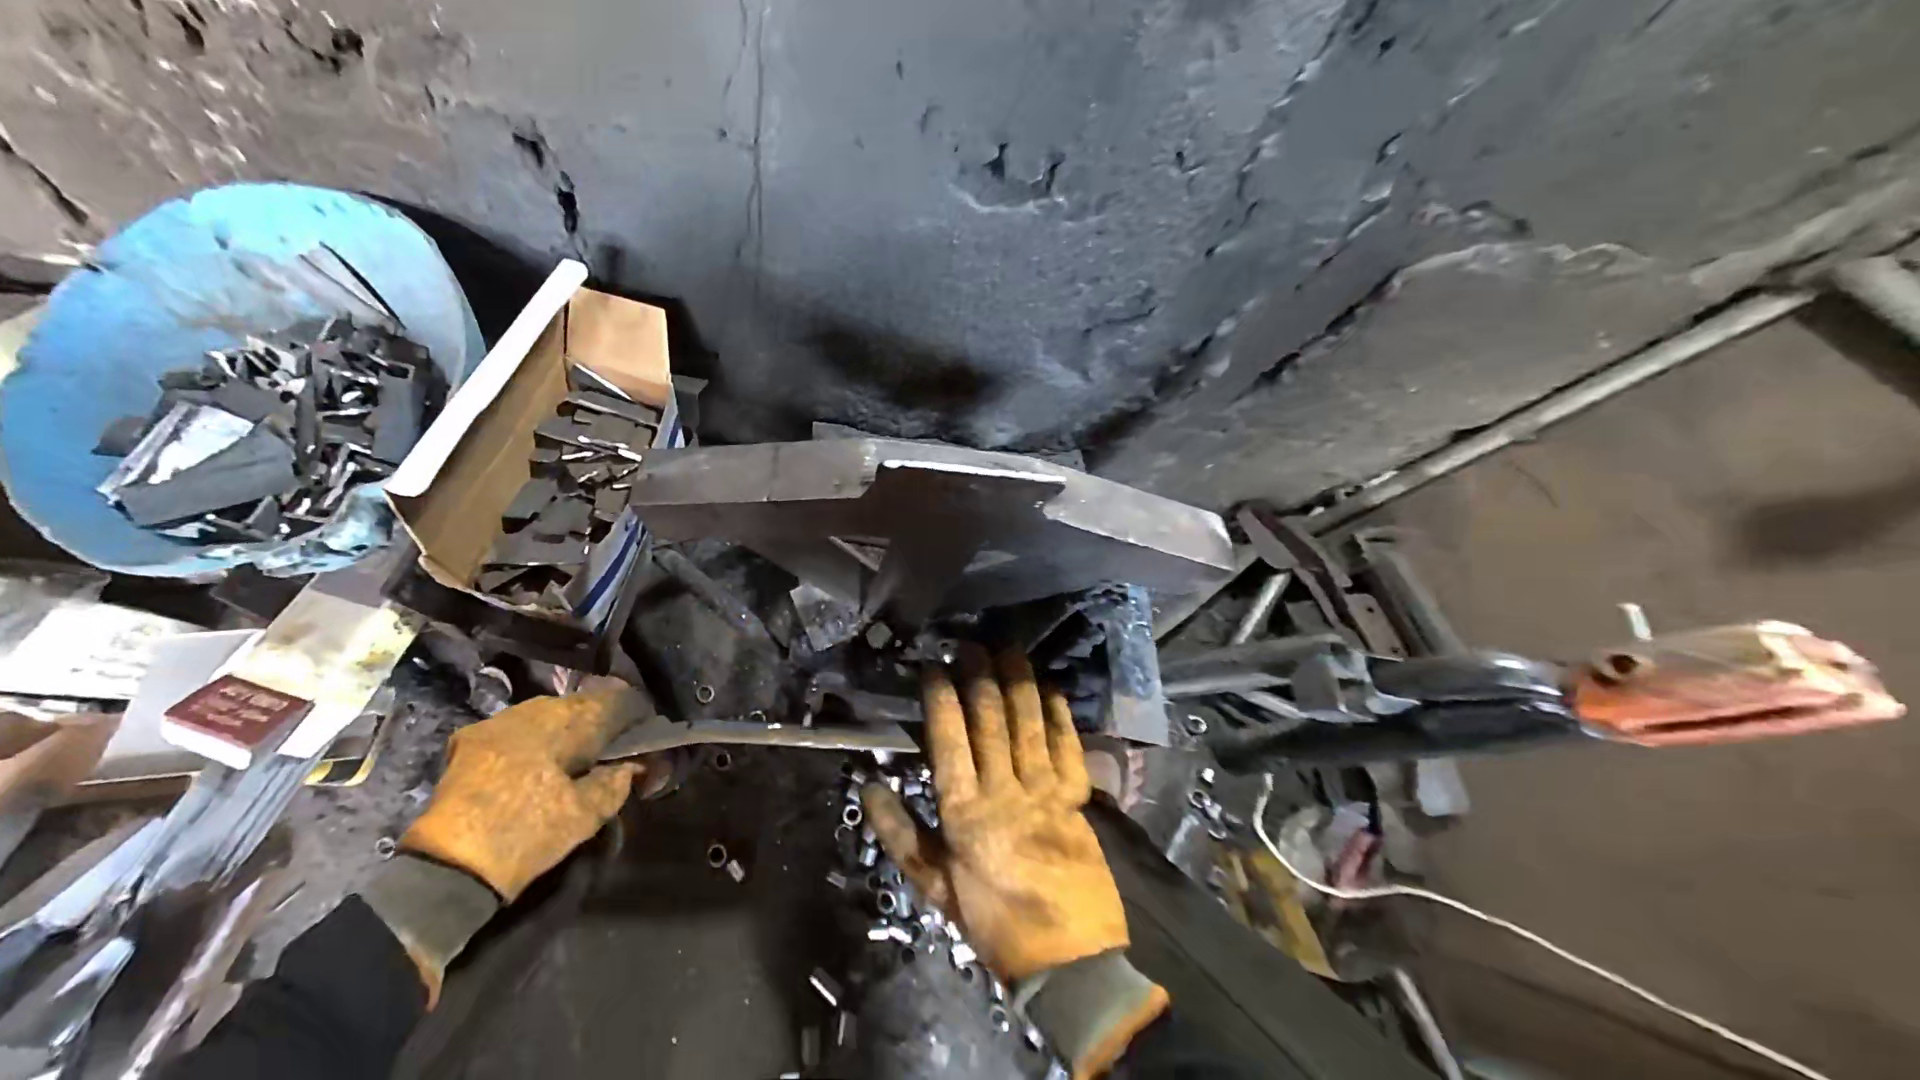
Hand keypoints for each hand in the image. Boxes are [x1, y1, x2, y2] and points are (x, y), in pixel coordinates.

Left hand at [402, 679, 645, 900]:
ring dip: (573, 730)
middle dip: (605, 724)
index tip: (651, 739)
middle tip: (620, 753)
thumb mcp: (588, 813)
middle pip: (582, 704)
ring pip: (550, 714)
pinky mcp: (471, 743)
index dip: (640, 717)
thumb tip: (635, 764)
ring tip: (584, 759)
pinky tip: (547, 764)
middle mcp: (530, 710)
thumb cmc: (527, 835)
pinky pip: (522, 729)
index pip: (618, 700)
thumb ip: (619, 779)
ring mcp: (495, 723)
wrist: (447, 870)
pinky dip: (543, 739)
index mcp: (562, 720)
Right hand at [863, 645, 1128, 980]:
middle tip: (968, 645)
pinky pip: (1068, 744)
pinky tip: (1049, 688)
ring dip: (1018, 681)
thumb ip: (899, 835)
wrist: (1069, 959)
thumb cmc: (993, 921)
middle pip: (990, 720)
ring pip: (1030, 723)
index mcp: (965, 814)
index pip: (948, 739)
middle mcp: (1005, 792)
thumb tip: (868, 786)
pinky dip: (1059, 713)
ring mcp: (1047, 791)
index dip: (940, 697)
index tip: (932, 668)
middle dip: (978, 675)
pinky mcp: (1079, 798)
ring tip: (1008, 650)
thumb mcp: (935, 888)